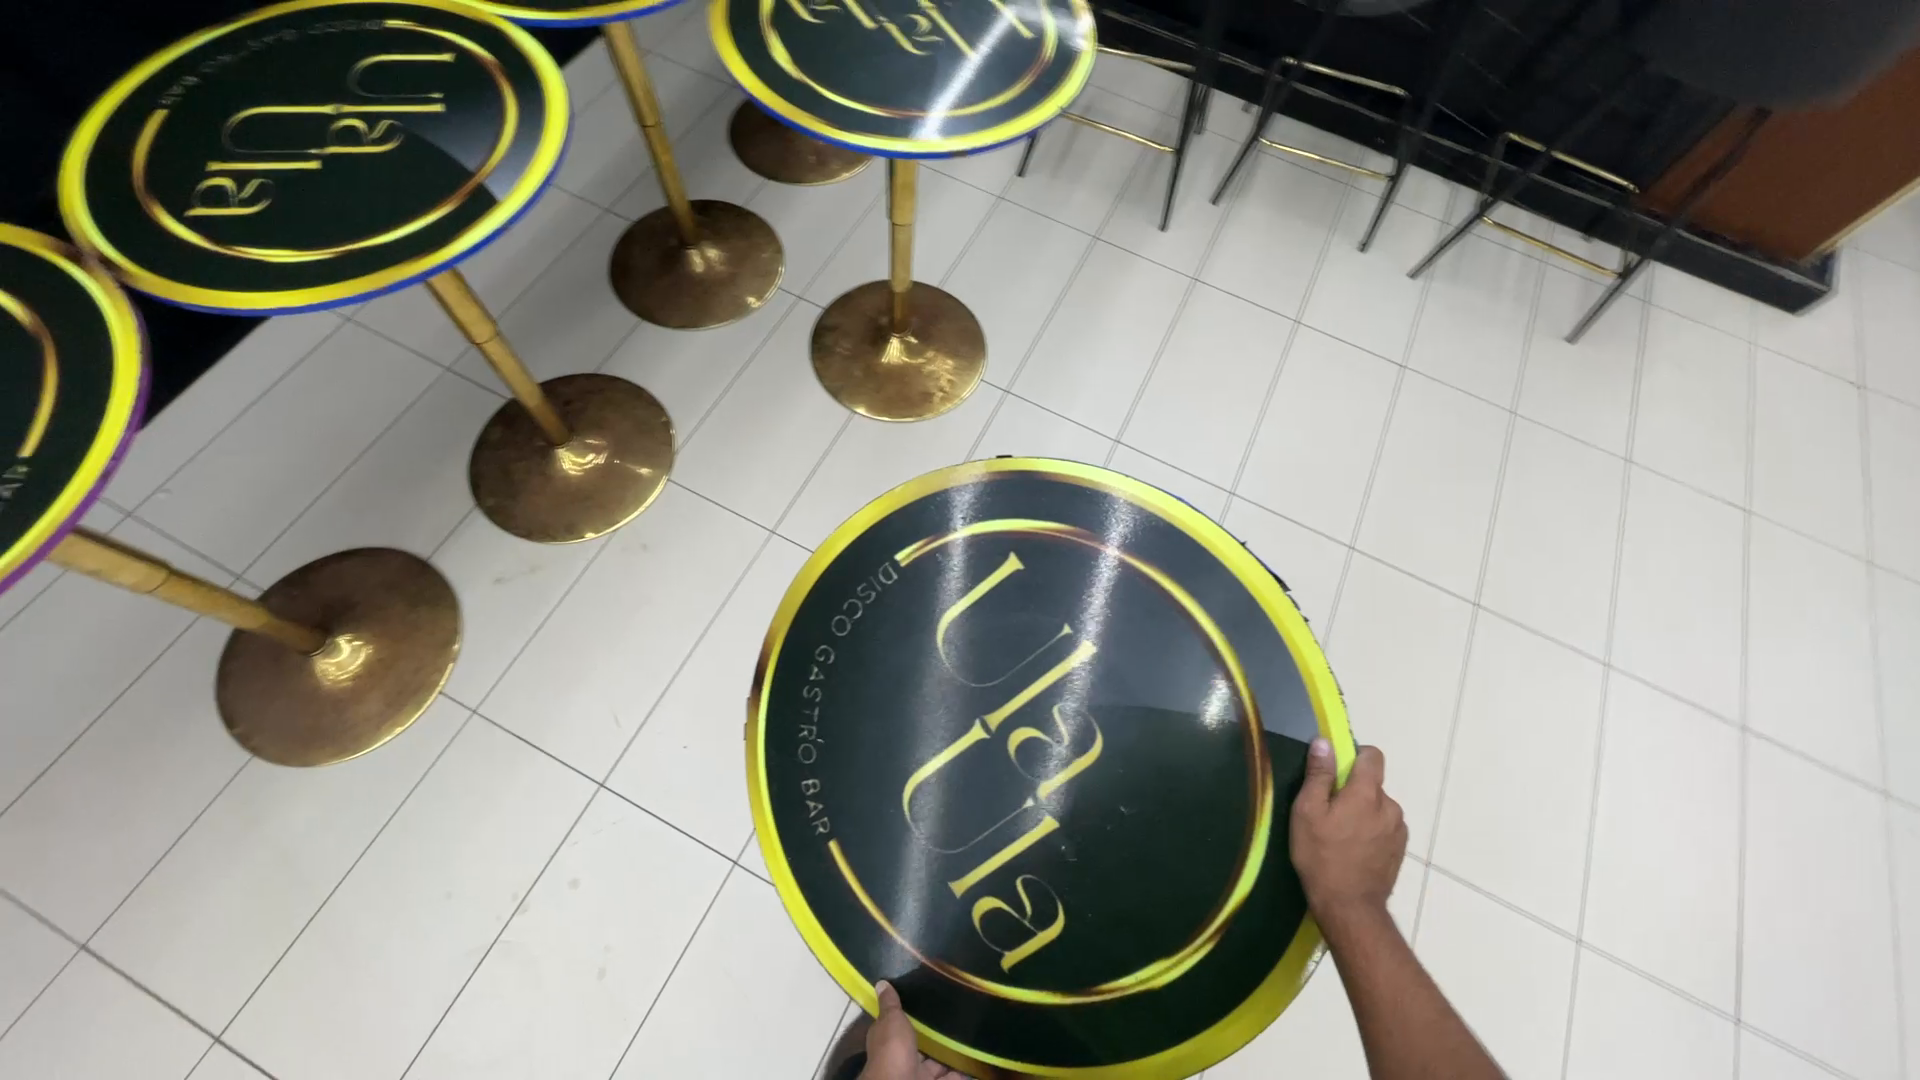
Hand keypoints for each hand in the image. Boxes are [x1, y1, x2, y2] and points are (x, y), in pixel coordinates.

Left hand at [859, 981, 963, 1079]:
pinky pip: (950, 1077)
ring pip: (936, 1063)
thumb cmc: (893, 1050)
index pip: (898, 1025)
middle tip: (956, 1017)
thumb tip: (881, 982)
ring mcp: (917, 1074)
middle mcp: (902, 1058)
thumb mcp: (891, 1020)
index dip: (910, 1015)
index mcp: (889, 1040)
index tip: (927, 999)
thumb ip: (890, 1004)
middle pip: (920, 1045)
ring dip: (950, 1054)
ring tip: (968, 1037)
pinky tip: (972, 1060)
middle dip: (934, 1036)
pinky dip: (960, 1073)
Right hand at [1290, 739, 1405, 928]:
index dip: (1354, 755)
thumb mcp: (1307, 811)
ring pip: (1378, 806)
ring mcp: (1398, 830)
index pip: (1373, 755)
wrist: (1349, 906)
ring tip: (1340, 833)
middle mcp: (1390, 807)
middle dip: (1352, 789)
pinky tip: (1353, 848)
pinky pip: (1384, 826)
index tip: (1334, 770)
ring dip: (1362, 811)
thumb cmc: (1321, 855)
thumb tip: (1325, 743)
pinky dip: (1370, 829)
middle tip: (1328, 810)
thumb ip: (1319, 775)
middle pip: (1372, 784)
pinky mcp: (1400, 850)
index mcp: (1367, 793)